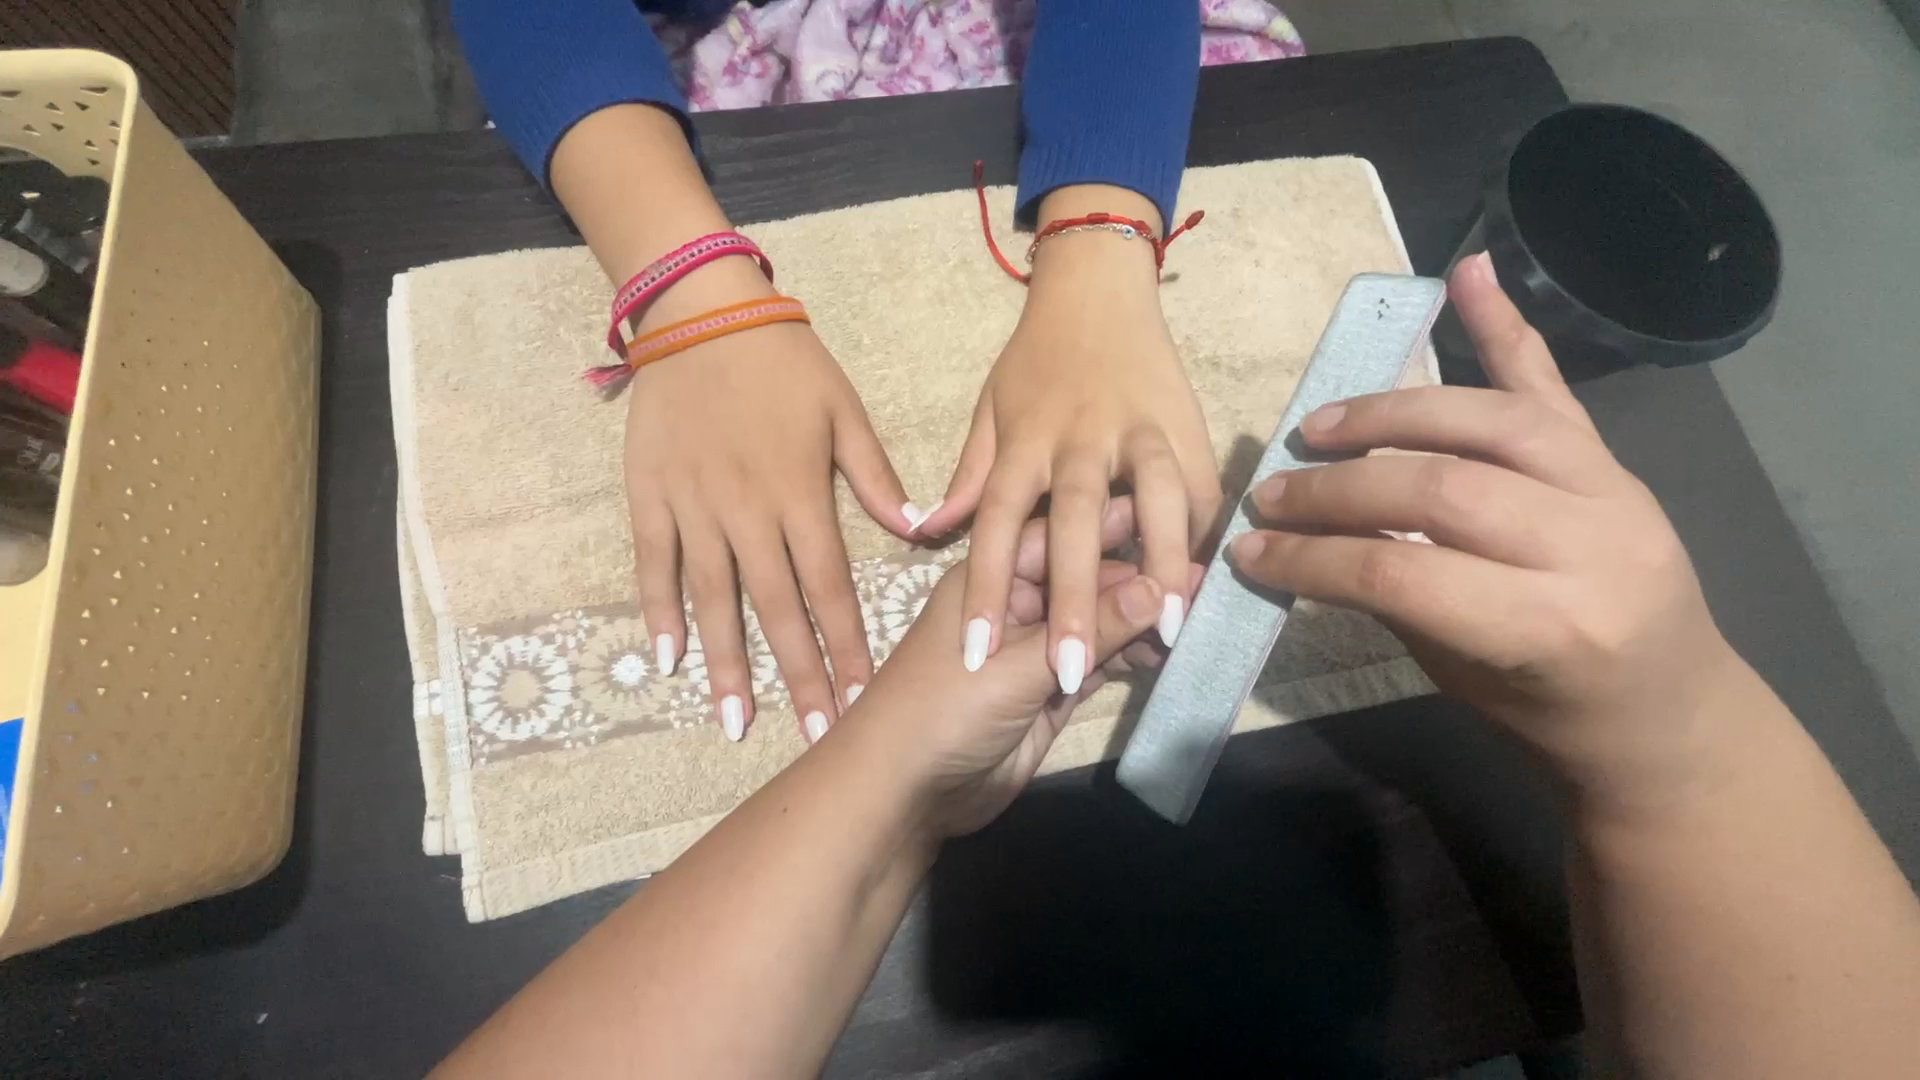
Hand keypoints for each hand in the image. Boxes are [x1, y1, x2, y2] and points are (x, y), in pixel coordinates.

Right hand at [625, 261, 918, 744]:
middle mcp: (749, 514)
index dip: (847, 643)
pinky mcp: (650, 498)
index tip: (859, 696)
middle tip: (812, 732)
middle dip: (798, 674)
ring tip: (735, 720)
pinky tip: (668, 659)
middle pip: (777, 608)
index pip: (830, 586)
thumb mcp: (845, 411)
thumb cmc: (785, 363)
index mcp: (801, 495)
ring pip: (714, 598)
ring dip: (727, 662)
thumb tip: (919, 529)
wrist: (702, 315)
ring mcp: (694, 509)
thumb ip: (878, 476)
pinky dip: (659, 611)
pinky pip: (654, 564)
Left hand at [846, 499, 1199, 836]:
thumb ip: (1090, 629)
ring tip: (1194, 617)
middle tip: (1199, 578)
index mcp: (991, 575)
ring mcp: (1034, 650)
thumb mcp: (1018, 666)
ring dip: (1138, 623)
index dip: (1111, 527)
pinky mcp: (1049, 692)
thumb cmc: (944, 708)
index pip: (1058, 537)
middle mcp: (1016, 604)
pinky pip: (1097, 664)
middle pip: (1084, 582)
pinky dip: (1128, 659)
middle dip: (1137, 582)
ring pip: (1095, 625)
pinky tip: (1166, 652)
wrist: (905, 793)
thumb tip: (1160, 588)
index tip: (1168, 516)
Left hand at [919, 185, 1220, 696]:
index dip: (983, 588)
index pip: (996, 522)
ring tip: (1166, 631)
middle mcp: (1079, 438)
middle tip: (1070, 668)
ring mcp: (1138, 430)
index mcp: (1024, 440)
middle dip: (1074, 598)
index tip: (976, 654)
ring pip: (1150, 498)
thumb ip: (969, 476)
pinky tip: (1194, 583)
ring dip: (1160, 564)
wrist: (1100, 288)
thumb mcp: (990, 413)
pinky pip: (1193, 489)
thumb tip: (925, 529)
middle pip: (1073, 521)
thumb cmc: (1036, 361)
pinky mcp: (1187, 428)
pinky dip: (1195, 535)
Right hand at [1230, 254, 1744, 820]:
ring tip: (1321, 426)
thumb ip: (1392, 596)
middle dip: (1337, 487)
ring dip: (1391, 412)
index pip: (1400, 573)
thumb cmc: (1545, 709)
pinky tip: (1469, 273)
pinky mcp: (1616, 460)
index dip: (1311, 557)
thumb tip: (1302, 541)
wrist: (1665, 710)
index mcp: (1549, 624)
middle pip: (1439, 488)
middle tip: (1272, 492)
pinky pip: (1553, 388)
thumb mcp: (1456, 670)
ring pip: (1489, 422)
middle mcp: (1593, 545)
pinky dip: (1506, 327)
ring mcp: (1614, 490)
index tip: (1248, 551)